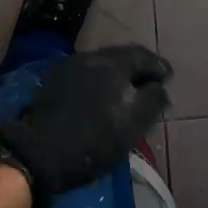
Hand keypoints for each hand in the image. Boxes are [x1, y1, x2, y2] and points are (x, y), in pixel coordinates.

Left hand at [0, 45, 171, 204]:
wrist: (40, 151)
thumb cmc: (94, 140)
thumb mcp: (132, 125)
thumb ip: (152, 101)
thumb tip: (161, 87)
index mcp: (114, 63)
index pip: (143, 55)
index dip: (158, 66)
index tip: (168, 77)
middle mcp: (92, 56)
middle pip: (121, 56)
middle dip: (137, 67)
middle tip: (149, 81)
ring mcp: (70, 65)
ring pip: (102, 63)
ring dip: (117, 73)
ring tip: (126, 88)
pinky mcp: (54, 79)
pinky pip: (85, 73)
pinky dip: (99, 80)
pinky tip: (100, 94)